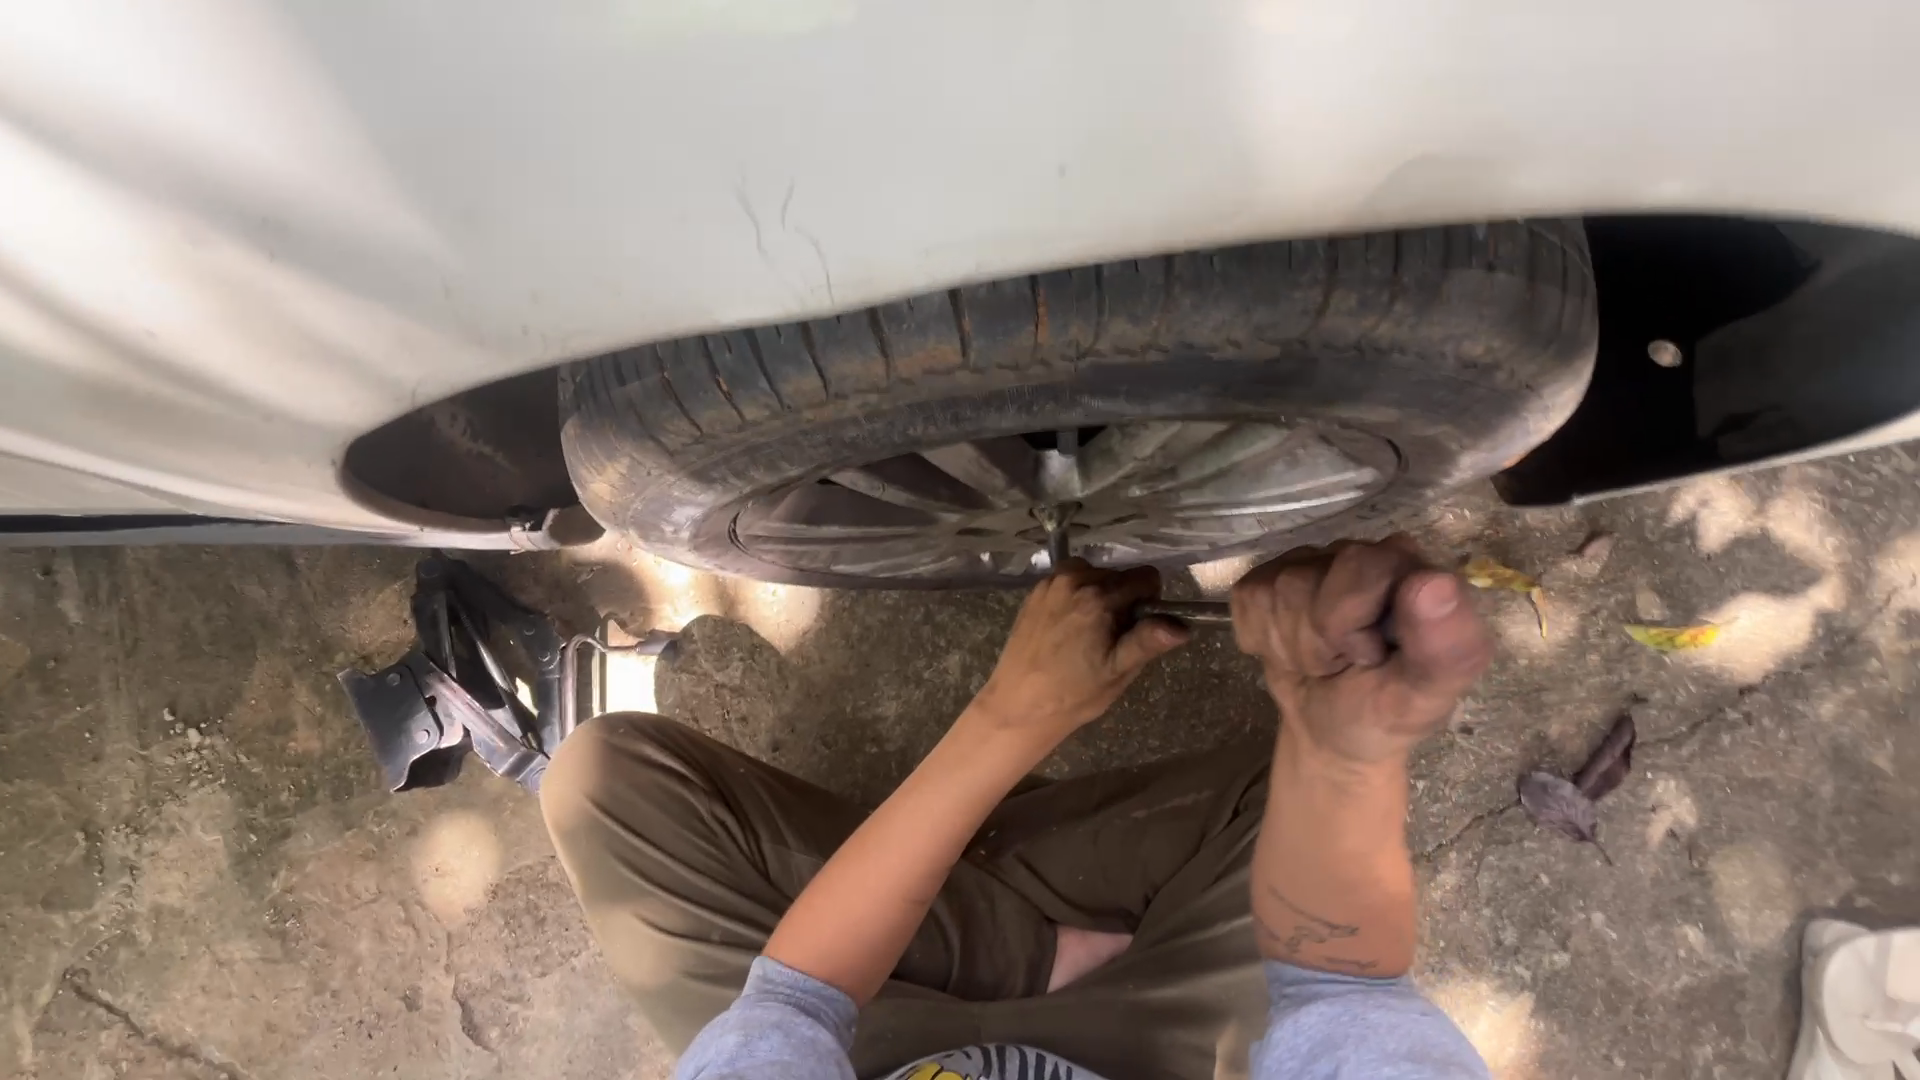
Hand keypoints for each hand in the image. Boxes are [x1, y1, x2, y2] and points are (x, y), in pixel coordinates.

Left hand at [971, 559, 1189, 745]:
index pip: (1145, 576)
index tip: (1137, 628)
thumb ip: (1148, 641)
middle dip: (1122, 600)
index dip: (1150, 601)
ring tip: (1089, 633)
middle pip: (1118, 575)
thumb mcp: (1117, 671)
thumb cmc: (1072, 692)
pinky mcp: (1035, 591)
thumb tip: (1182, 626)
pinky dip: (1077, 595)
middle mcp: (1073, 579)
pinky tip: (1069, 628)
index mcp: (1097, 596)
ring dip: (1099, 595)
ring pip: (1093, 574)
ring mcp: (1050, 582)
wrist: (1019, 703)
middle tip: (1110, 638)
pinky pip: (1069, 580)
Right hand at [1229, 537, 1491, 767]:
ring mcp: (1305, 563)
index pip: (1361, 564)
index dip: (1349, 621)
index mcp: (1409, 569)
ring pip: (1273, 591)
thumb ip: (1446, 643)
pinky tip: (1287, 650)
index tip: (1367, 656)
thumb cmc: (1383, 714)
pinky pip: (1247, 600)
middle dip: (1315, 638)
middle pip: (1304, 579)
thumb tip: (1434, 582)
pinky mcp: (1264, 580)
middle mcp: (1357, 554)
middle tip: (1340, 663)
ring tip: (1318, 663)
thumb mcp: (1426, 696)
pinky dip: (1261, 638)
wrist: (1328, 733)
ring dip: (1289, 645)